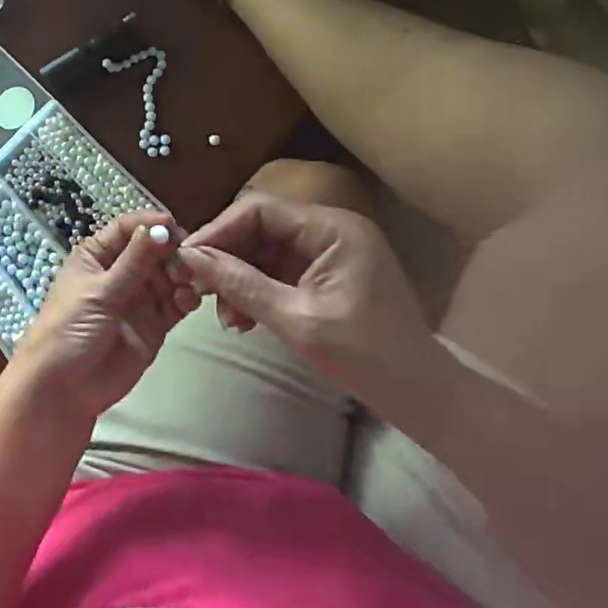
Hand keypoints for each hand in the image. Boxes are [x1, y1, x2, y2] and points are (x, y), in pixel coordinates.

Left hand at [12, 210, 199, 423]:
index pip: (126, 229)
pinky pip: (175, 304)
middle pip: (153, 251)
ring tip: (191, 282)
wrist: (64, 387)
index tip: (175, 226)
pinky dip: (185, 299)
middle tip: (189, 260)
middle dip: (172, 251)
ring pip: (168, 276)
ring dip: (182, 275)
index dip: (150, 225)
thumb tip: (160, 227)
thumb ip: (133, 263)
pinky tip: (188, 301)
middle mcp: (118, 273)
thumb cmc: (69, 330)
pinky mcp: (153, 324)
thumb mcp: (99, 292)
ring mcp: (137, 299)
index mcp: (95, 256)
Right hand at [175, 194, 441, 389]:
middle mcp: (330, 230)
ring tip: (222, 315)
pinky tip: (239, 318)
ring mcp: (326, 251)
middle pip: (257, 228)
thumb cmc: (366, 356)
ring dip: (235, 278)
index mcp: (333, 229)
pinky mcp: (322, 273)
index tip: (186, 259)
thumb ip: (239, 283)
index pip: (258, 210)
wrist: (422, 396)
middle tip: (196, 288)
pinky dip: (252, 290)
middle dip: (224, 258)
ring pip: (260, 250)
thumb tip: (188, 257)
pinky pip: (273, 270)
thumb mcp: (294, 319)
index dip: (217, 231)